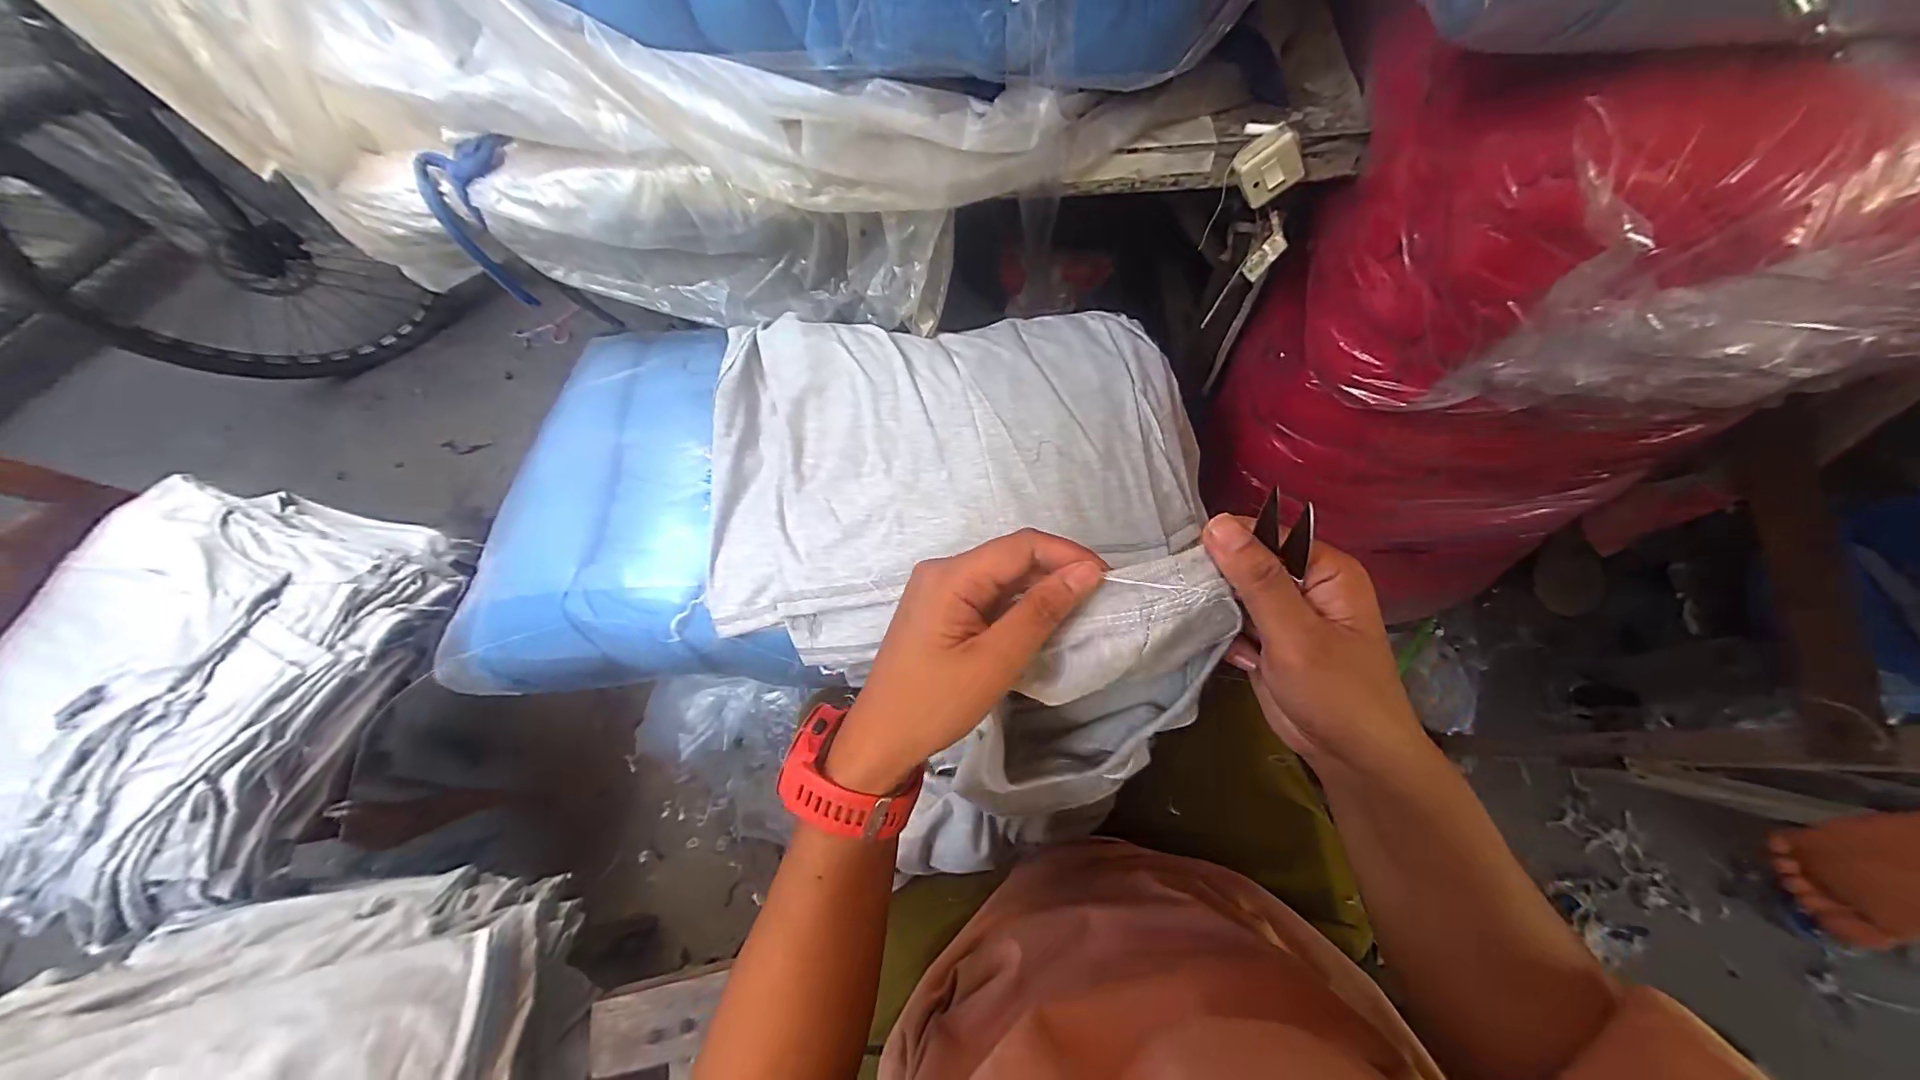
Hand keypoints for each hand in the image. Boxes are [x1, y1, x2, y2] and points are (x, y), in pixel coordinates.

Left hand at [824, 529, 1107, 793]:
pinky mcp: (940, 609)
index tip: (1107, 579)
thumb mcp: (995, 660)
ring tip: (1078, 609)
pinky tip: (1041, 621)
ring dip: (1039, 588)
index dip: (1068, 554)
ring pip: (1001, 575)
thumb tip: (1085, 572)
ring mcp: (938, 590)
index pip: (1021, 545)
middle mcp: (942, 571)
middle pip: (1010, 556)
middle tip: (1099, 597)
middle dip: (1057, 570)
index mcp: (950, 575)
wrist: (880, 739)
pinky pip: (987, 594)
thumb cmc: (935, 704)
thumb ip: (1040, 611)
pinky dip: (1017, 605)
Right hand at [1201, 513, 1426, 772]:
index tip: (1193, 563)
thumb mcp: (1294, 632)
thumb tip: (1217, 523)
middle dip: (1221, 581)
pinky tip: (1242, 658)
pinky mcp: (1271, 640)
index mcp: (1324, 570)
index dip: (1227, 543)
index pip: (1265, 534)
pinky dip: (1229, 636)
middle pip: (1247, 562)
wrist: (1352, 758)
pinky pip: (1236, 622)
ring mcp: (1287, 614)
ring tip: (1220, 631)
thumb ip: (1256, 577)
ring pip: (1236, 593)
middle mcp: (1306, 584)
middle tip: (1198, 601)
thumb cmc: (1335, 693)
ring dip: (1221, 611)